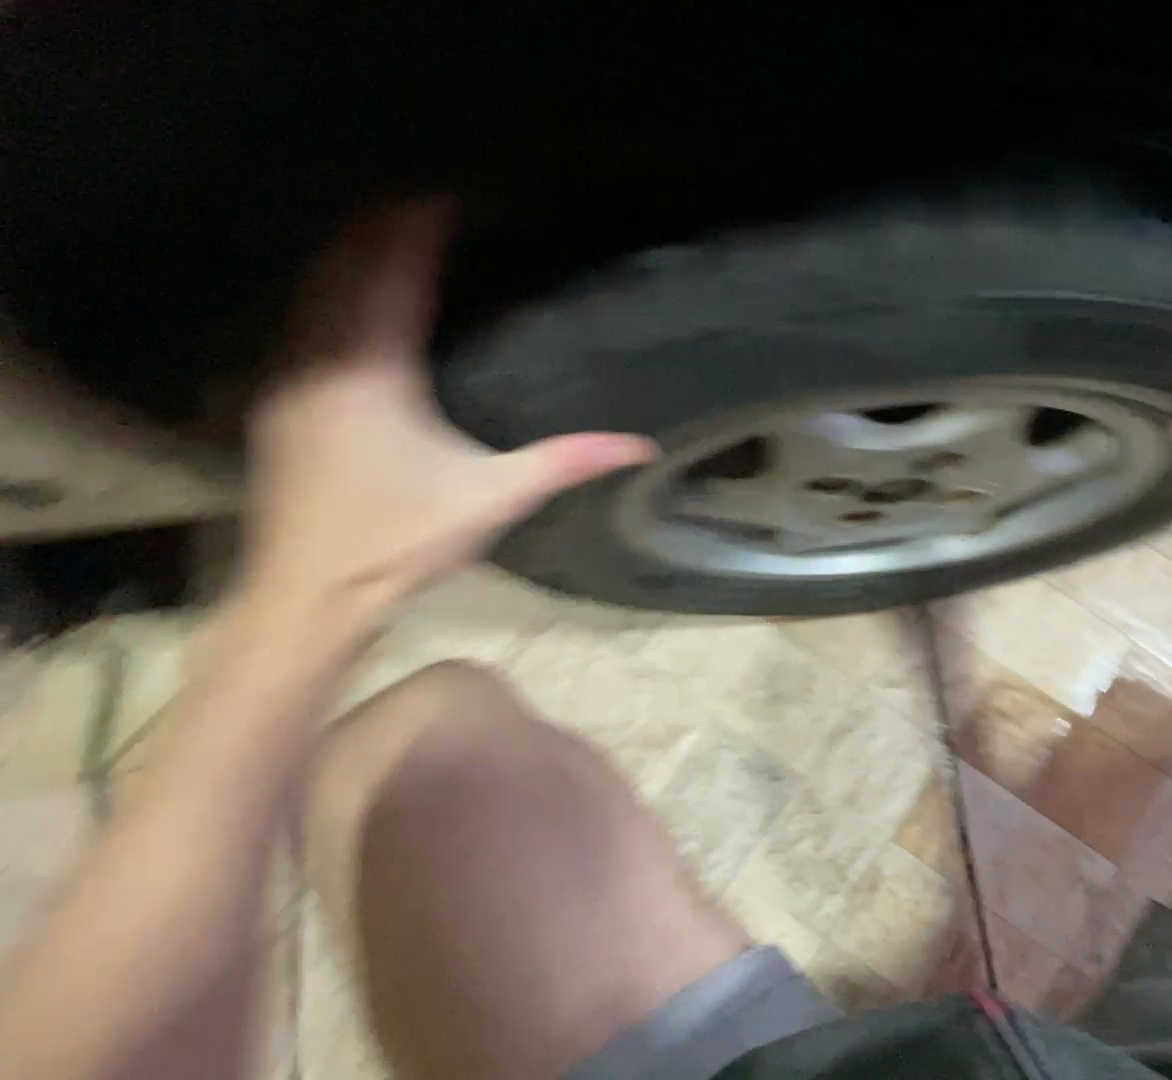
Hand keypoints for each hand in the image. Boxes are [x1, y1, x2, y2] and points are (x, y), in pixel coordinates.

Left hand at [239, 201, 654, 614]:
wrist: (308, 591)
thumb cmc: (402, 540)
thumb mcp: (497, 497)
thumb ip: (568, 461)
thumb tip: (643, 445)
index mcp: (375, 371)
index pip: (392, 272)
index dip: (415, 227)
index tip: (446, 195)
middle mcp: (321, 359)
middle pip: (342, 265)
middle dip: (379, 226)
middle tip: (423, 202)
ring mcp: (287, 377)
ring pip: (310, 290)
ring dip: (348, 255)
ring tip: (389, 234)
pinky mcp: (275, 401)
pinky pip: (298, 320)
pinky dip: (326, 291)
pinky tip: (347, 299)